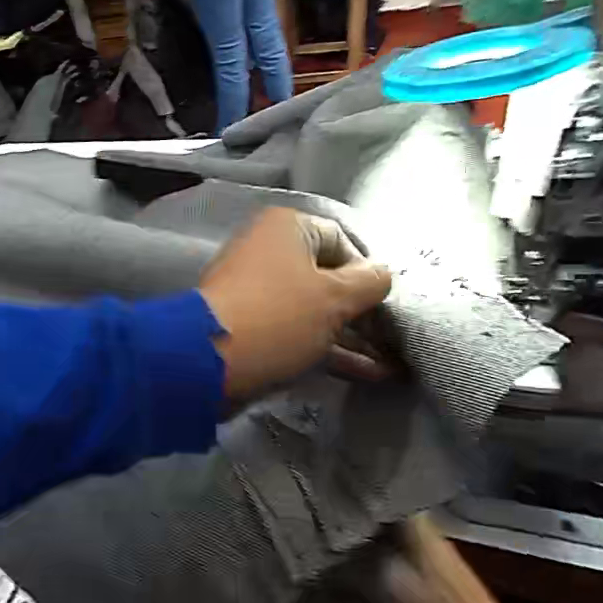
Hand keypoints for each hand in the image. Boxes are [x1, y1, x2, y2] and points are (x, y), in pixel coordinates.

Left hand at [197, 209, 392, 400]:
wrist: (207, 363)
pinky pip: (302, 333)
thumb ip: (370, 283)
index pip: (343, 241)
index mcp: (288, 229)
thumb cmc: (279, 316)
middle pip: (332, 279)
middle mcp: (272, 253)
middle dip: (366, 312)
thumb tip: (384, 274)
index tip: (387, 302)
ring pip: (319, 311)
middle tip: (394, 339)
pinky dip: (332, 349)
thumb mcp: (335, 298)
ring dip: (355, 337)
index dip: (369, 271)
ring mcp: (261, 293)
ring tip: (390, 364)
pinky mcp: (256, 329)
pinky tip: (369, 373)